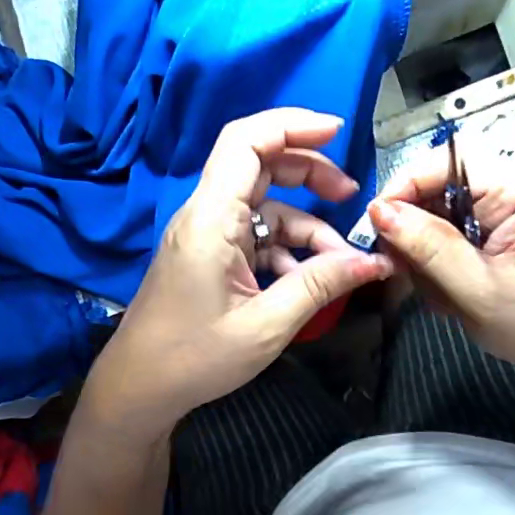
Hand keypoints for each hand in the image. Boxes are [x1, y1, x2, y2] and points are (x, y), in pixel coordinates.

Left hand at [86, 109, 393, 429]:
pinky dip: (288, 251)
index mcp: (211, 220)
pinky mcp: (211, 257)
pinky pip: (257, 237)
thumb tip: (375, 262)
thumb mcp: (266, 326)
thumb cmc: (195, 358)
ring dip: (307, 227)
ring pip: (265, 207)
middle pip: (260, 166)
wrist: (140, 389)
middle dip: (310, 173)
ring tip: (342, 262)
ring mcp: (208, 236)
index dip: (291, 125)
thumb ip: (319, 286)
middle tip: (351, 197)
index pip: (245, 142)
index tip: (337, 132)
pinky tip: (309, 281)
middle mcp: (206, 216)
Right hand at [368, 142, 514, 388]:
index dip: (406, 185)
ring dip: (427, 257)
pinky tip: (451, 296)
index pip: (448, 162)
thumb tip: (378, 210)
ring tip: (440, 297)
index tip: (375, 225)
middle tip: (404, 274)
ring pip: (439, 217)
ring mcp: (506, 213)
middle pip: (439, 189)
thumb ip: (430, 248)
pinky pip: (451, 238)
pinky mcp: (499, 235)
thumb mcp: (481, 291)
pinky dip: (440, 267)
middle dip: (416, 231)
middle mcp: (514, 190)